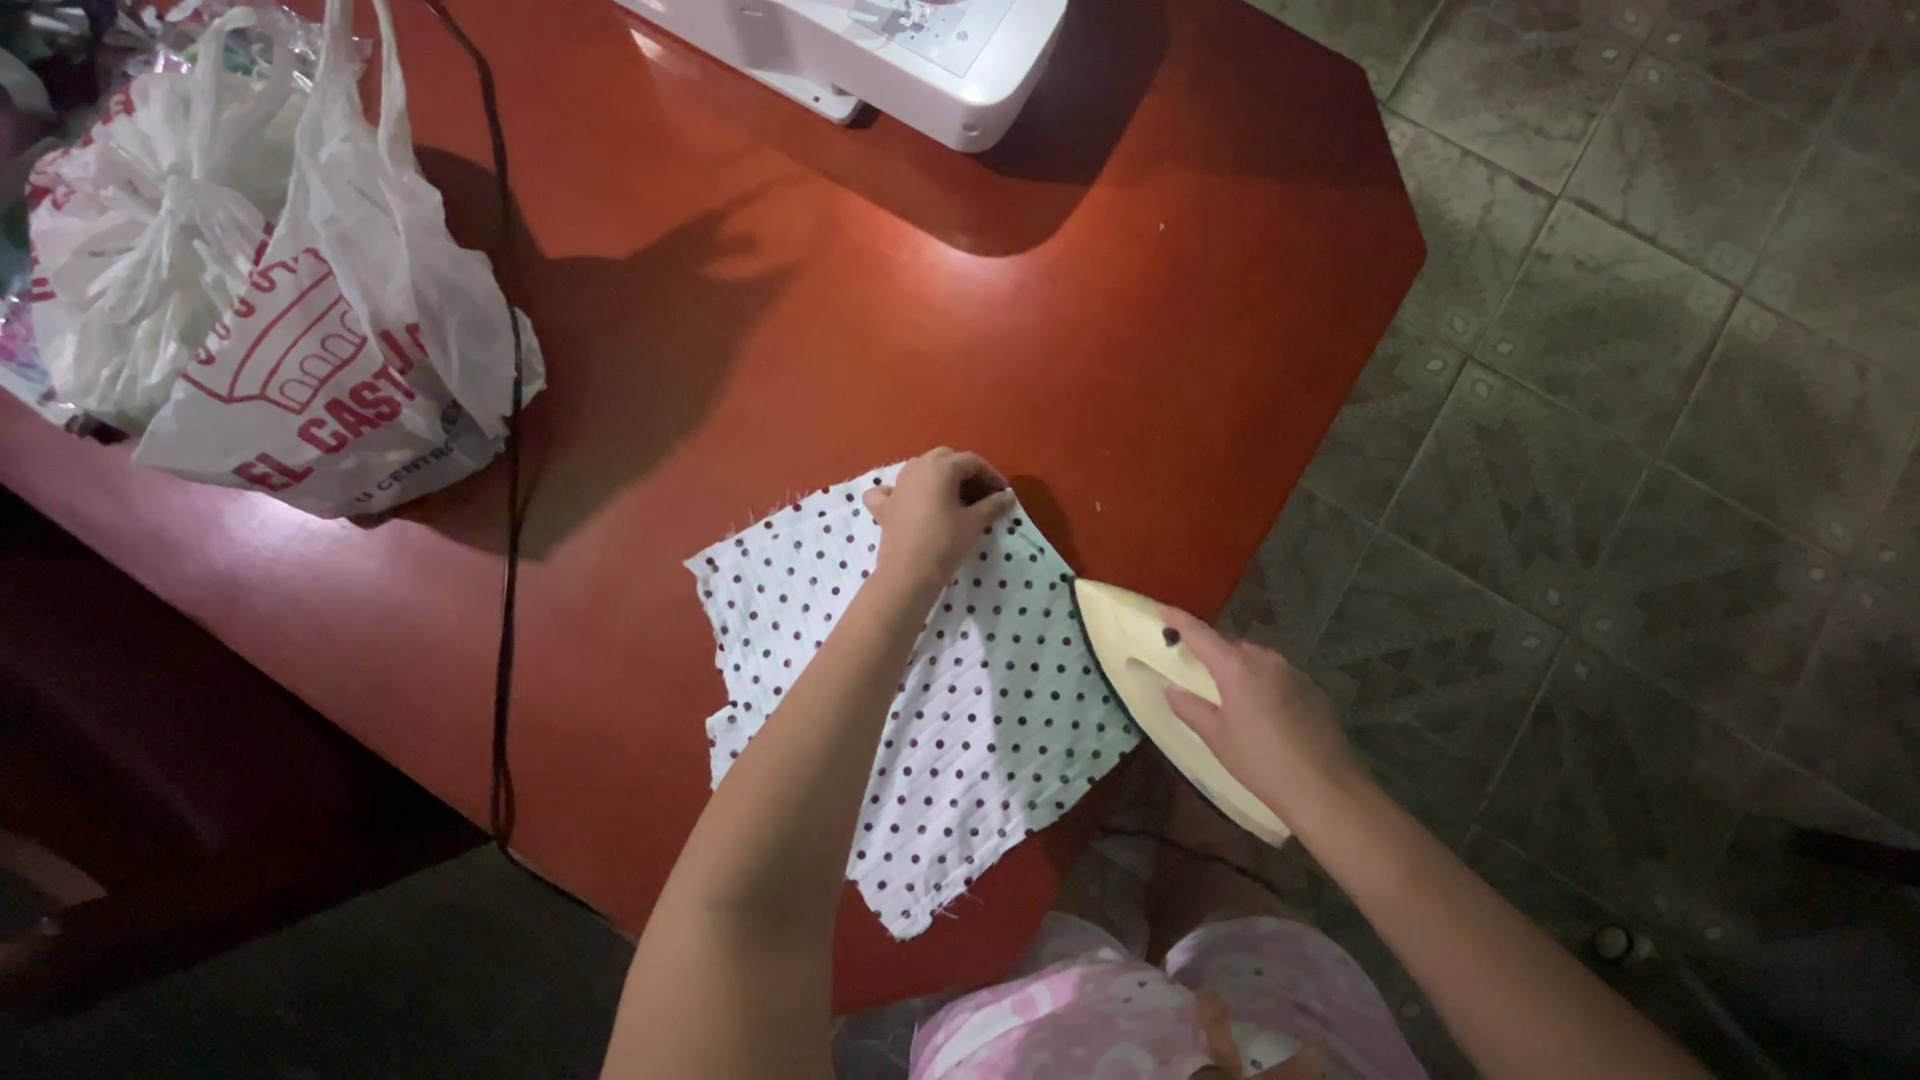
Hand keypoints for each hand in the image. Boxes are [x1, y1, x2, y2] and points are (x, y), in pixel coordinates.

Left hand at [864, 448, 1017, 585]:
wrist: (909, 572)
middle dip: (965, 472)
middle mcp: (916, 468)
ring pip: (919, 469)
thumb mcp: (975, 522)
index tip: (1003, 493)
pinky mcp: (883, 507)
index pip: (971, 461)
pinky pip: (889, 491)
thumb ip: (993, 505)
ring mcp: (896, 486)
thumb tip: (1008, 497)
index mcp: (940, 467)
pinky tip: (906, 501)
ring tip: (953, 497)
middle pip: (945, 459)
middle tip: (980, 493)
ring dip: (938, 477)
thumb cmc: (946, 542)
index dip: (991, 475)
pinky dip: (899, 492)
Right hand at [1159, 607, 1361, 820]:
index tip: (1162, 610)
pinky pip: (1277, 675)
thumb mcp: (1216, 737)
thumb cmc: (1261, 763)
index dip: (1179, 619)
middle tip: (1195, 669)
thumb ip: (1189, 707)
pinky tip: (1263, 712)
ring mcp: (1293, 672)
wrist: (1326, 788)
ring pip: (1256, 659)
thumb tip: (1171, 687)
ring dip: (1238, 667)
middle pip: (1230, 644)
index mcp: (1236, 667)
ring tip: (1229, 694)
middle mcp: (1266, 660)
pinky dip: (1262, 682)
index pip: (1200, 634)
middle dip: (1211, 651)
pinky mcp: (1312, 689)